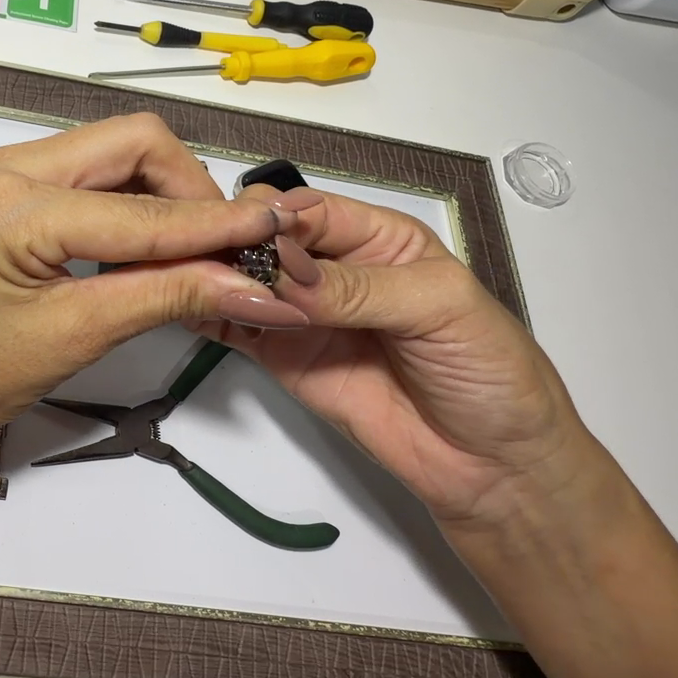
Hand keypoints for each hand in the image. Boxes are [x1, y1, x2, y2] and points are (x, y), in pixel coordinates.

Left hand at [0, 114, 307, 453]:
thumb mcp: (79, 335)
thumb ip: (171, 296)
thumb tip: (256, 283)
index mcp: (12, 205)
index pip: (142, 207)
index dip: (214, 223)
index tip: (272, 235)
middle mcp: (7, 166)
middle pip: (133, 142)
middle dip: (190, 188)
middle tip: (223, 245)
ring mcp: (7, 168)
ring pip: (117, 150)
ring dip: (164, 191)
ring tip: (192, 249)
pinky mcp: (13, 182)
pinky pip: (94, 171)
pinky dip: (134, 199)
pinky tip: (149, 242)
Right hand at [188, 185, 597, 525]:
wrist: (492, 468)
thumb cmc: (490, 372)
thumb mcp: (440, 309)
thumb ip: (361, 287)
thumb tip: (286, 269)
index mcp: (376, 238)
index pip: (309, 209)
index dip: (274, 215)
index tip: (243, 230)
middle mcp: (331, 268)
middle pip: (265, 238)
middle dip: (234, 240)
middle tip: (203, 255)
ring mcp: (301, 313)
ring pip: (243, 277)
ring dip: (214, 274)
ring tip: (184, 277)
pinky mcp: (279, 354)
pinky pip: (235, 325)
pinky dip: (208, 313)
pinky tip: (185, 306)